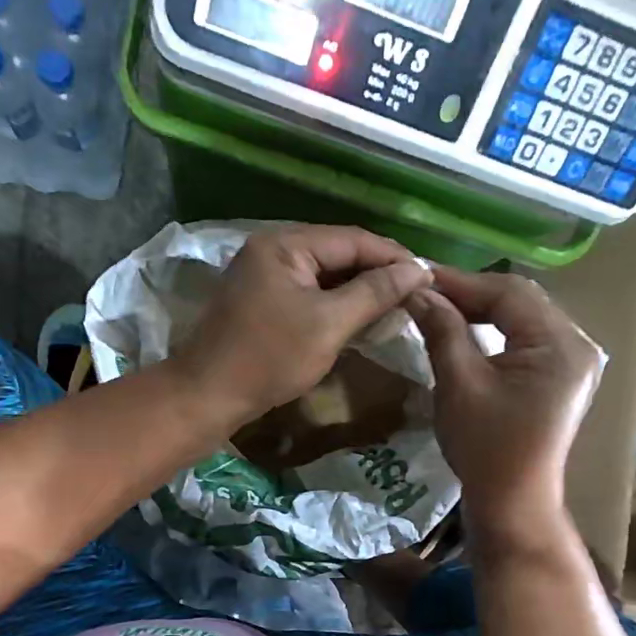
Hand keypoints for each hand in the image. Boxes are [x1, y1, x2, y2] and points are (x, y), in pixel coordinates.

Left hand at [171, 225, 433, 423]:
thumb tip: (417, 270)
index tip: (428, 277)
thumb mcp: (329, 324)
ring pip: (322, 275)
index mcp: (283, 245)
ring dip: (357, 289)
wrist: (207, 396)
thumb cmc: (269, 358)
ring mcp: (261, 277)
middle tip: (416, 293)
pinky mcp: (259, 303)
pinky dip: (333, 304)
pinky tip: (359, 318)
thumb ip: (374, 292)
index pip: (352, 239)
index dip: (394, 256)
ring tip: (396, 306)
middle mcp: (270, 251)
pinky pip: (306, 294)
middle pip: (336, 253)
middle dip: (376, 272)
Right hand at [405, 267, 602, 541]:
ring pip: (521, 316)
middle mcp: (576, 344)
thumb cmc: (486, 447)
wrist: (512, 501)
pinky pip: (523, 337)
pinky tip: (462, 328)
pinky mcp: (558, 375)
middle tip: (422, 290)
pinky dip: (491, 328)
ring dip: (479, 308)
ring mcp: (571, 361)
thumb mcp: (459, 384)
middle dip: (469, 292)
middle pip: (519, 300)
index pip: (509, 292)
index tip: (417, 275)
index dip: (460, 281)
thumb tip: (418, 292)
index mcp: (560, 345)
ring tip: (436, 305)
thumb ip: (442, 331)